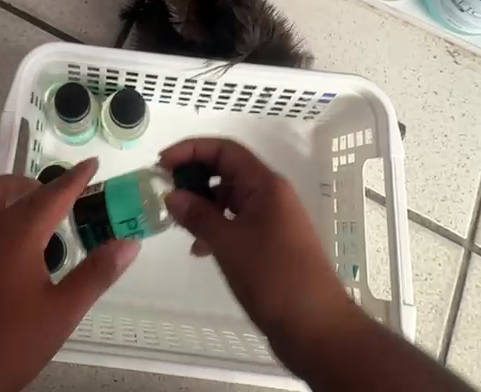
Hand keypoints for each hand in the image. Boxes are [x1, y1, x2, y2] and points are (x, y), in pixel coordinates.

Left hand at [0, 159, 138, 390]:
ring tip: (28, 205)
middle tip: (63, 197)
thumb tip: (128, 244)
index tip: (92, 164)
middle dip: (43, 185)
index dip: (76, 178)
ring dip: (10, 191)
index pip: (55, 194)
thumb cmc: (11, 340)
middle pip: (17, 188)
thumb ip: (96, 274)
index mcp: (21, 232)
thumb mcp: (63, 312)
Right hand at [159, 139, 361, 357]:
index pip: (225, 150)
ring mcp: (273, 220)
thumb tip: (172, 194)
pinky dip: (217, 229)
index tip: (162, 163)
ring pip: (231, 199)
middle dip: (195, 178)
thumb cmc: (274, 278)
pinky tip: (200, 250)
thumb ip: (198, 215)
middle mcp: (271, 195)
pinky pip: (238, 223)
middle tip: (166, 192)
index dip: (191, 150)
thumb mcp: (228, 244)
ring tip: (179, 225)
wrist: (319, 331)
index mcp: (265, 184)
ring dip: (204, 206)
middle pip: (227, 171)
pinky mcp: (272, 244)